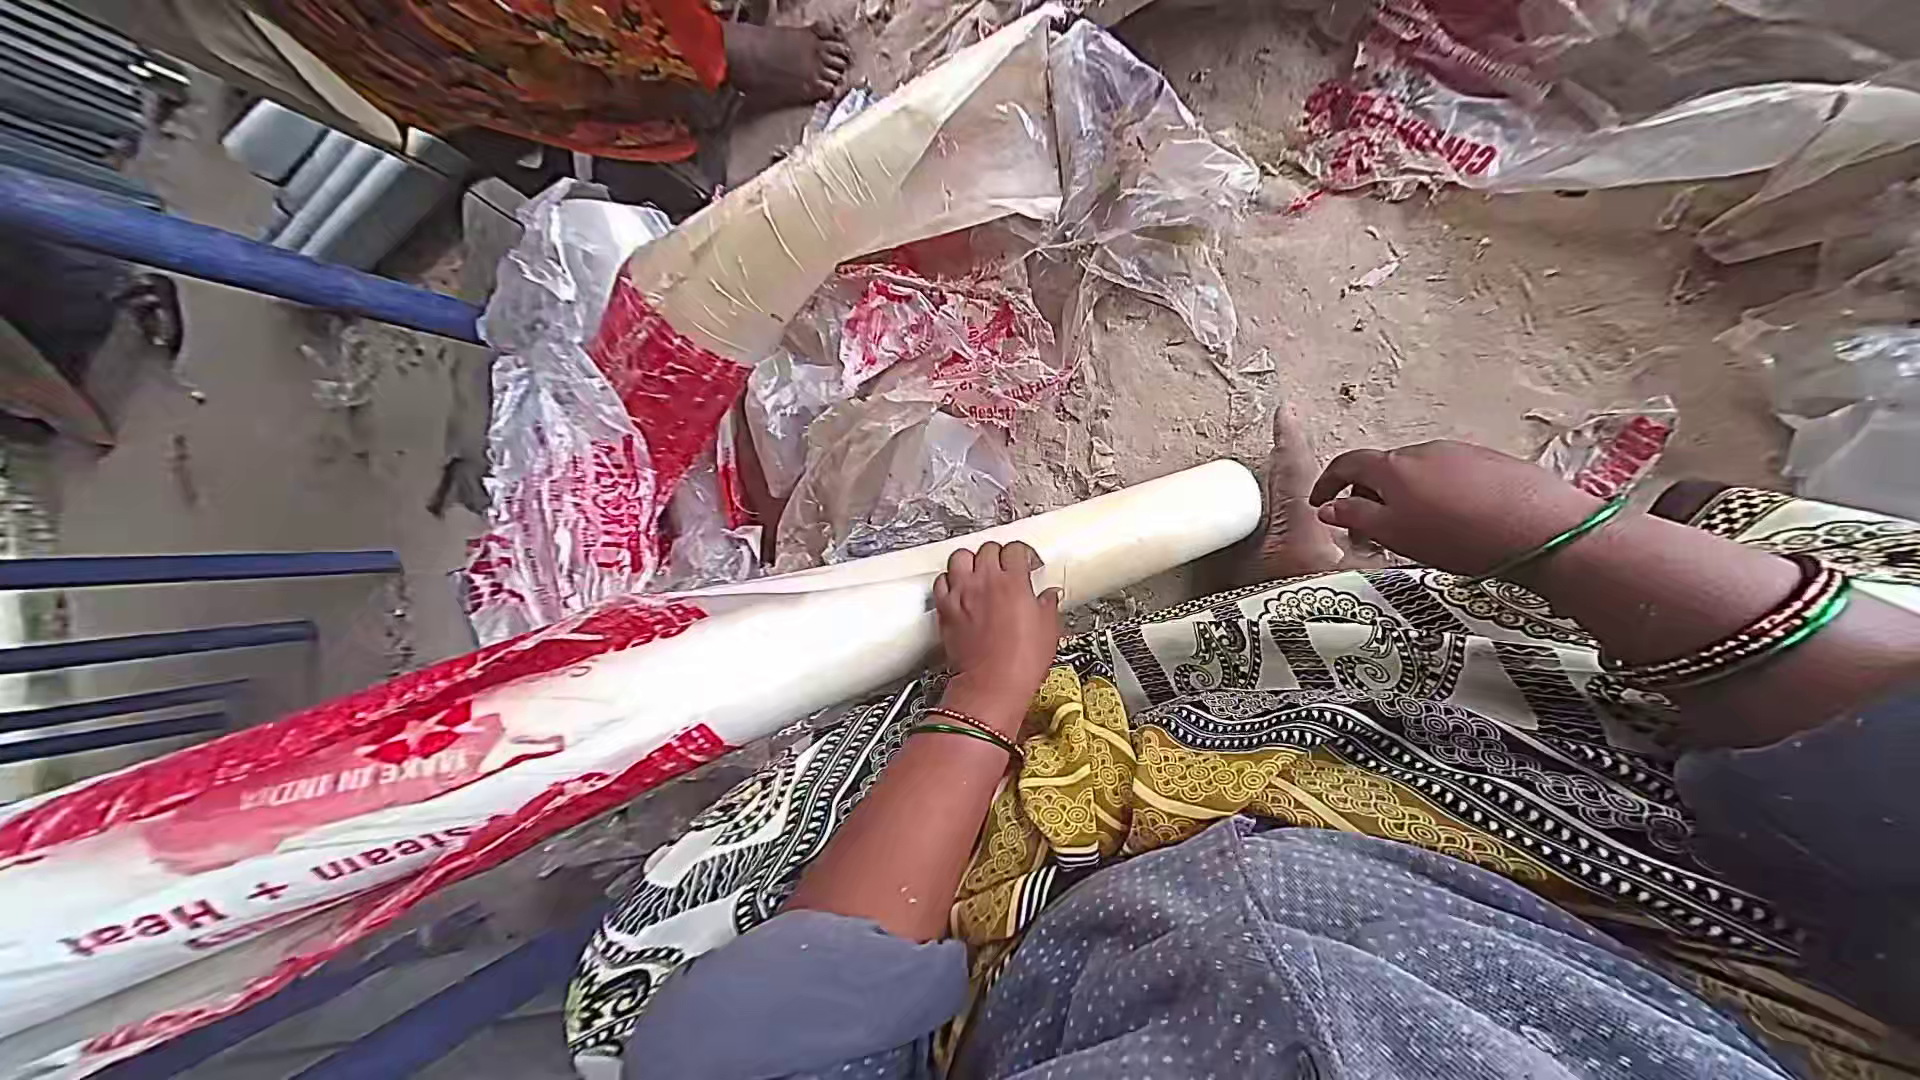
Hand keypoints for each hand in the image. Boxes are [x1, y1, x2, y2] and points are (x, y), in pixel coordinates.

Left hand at [933, 541, 1061, 735]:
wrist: (991, 685)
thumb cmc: (1020, 662)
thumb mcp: (1048, 630)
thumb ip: (1047, 605)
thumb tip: (1050, 595)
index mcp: (1013, 582)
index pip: (1015, 549)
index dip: (1022, 554)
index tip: (1026, 564)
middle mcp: (985, 581)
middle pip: (988, 548)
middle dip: (998, 555)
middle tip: (1005, 568)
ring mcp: (962, 592)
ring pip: (960, 556)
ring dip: (971, 561)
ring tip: (979, 572)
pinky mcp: (945, 607)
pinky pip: (941, 580)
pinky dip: (949, 580)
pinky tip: (959, 589)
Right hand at [1308, 440, 1603, 576]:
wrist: (1547, 534)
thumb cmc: (1462, 536)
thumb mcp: (1393, 533)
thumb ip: (1355, 516)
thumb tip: (1329, 508)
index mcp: (1392, 466)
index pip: (1346, 464)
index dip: (1327, 483)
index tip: (1321, 500)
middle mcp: (1424, 451)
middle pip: (1382, 468)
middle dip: (1367, 494)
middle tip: (1367, 526)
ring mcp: (1462, 454)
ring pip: (1416, 472)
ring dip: (1404, 495)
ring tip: (1413, 528)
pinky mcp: (1493, 463)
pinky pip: (1450, 475)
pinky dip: (1436, 494)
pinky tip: (1451, 521)